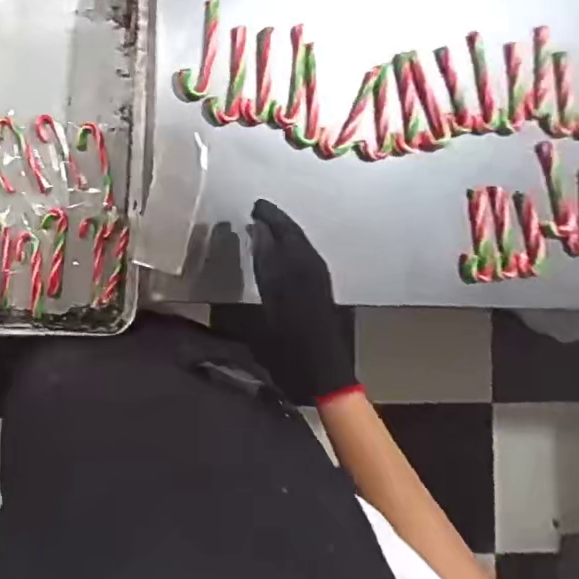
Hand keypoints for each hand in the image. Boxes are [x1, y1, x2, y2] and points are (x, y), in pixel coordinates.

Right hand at [249, 199, 355, 403]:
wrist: (324, 372)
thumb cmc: (289, 346)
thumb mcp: (268, 303)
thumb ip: (265, 264)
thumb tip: (258, 232)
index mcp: (296, 269)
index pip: (283, 233)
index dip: (269, 218)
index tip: (254, 207)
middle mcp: (312, 268)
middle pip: (295, 236)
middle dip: (278, 221)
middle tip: (260, 209)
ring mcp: (320, 279)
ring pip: (303, 246)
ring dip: (287, 232)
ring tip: (268, 225)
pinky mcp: (323, 290)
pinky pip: (307, 256)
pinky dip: (293, 246)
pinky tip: (284, 251)